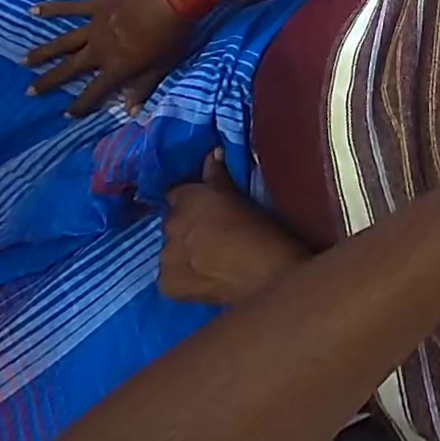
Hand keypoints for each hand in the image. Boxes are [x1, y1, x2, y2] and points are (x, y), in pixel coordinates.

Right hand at [26, 0, 190, 116]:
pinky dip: (52, 9)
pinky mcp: (97, 6)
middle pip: (70, 69)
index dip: (81, 105)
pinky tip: (32, 11)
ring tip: (24, 61)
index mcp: (116, 67)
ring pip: (63, 42)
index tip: (66, 115)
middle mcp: (99, 50)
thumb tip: (129, 111)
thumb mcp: (162, 66)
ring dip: (43, 52)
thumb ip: (144, 87)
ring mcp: (95, 27)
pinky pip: (71, 8)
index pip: (95, 92)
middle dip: (49, 81)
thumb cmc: (171, 36)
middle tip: (29, 91)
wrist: (170, 1)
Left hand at [160, 151, 311, 305]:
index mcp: (190, 199)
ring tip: (211, 257)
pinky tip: (206, 276)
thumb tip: (212, 154)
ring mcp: (167, 257)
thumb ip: (219, 176)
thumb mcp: (244, 199)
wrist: (272, 278)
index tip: (210, 208)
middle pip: (173, 222)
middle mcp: (172, 225)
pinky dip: (184, 274)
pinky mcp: (167, 286)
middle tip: (214, 233)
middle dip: (188, 225)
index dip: (194, 200)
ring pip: (171, 248)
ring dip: (185, 249)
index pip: (178, 193)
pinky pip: (171, 274)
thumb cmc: (266, 232)